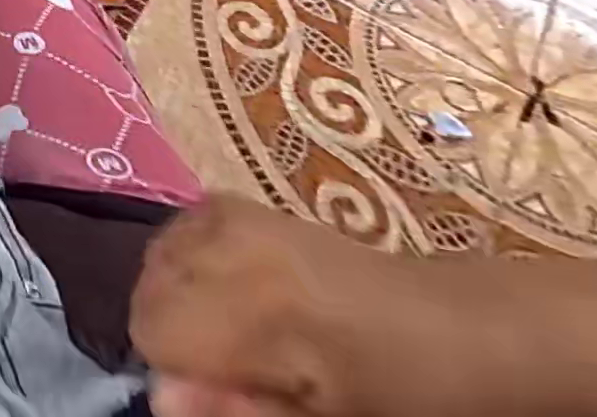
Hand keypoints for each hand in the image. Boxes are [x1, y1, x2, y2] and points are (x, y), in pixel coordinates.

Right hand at [130, 196, 520, 416]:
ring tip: (228, 328)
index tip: (218, 390)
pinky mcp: (234, 200)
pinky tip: (224, 288)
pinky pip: (176, 231)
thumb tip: (159, 399)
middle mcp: (231, 240)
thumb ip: (239, 413)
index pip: (150, 325)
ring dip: (173, 297)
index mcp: (259, 303)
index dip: (173, 370)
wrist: (450, 326)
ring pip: (155, 257)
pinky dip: (183, 262)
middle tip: (230, 366)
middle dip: (169, 332)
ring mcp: (231, 211)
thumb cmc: (398, 395)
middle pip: (147, 286)